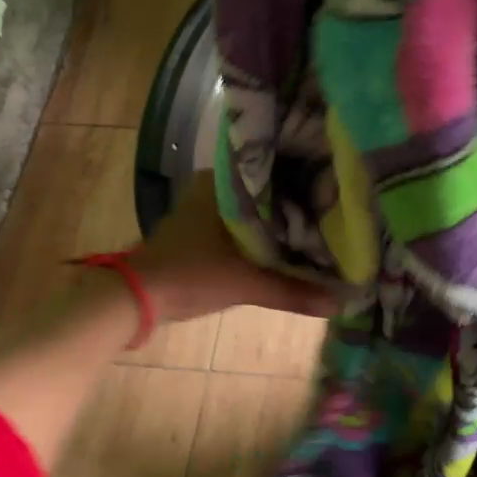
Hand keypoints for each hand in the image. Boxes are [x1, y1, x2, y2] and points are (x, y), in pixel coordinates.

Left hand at [131, 174, 344, 322]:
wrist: (136, 298)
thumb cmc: (191, 275)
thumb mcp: (247, 284)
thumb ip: (293, 292)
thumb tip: (340, 304)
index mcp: (222, 183)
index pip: (274, 172)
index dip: (304, 184)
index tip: (332, 192)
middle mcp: (211, 187)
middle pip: (264, 193)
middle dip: (293, 205)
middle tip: (331, 213)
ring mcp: (201, 209)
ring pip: (250, 210)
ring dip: (275, 222)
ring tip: (314, 228)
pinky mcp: (196, 231)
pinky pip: (237, 225)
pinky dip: (257, 235)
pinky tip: (282, 247)